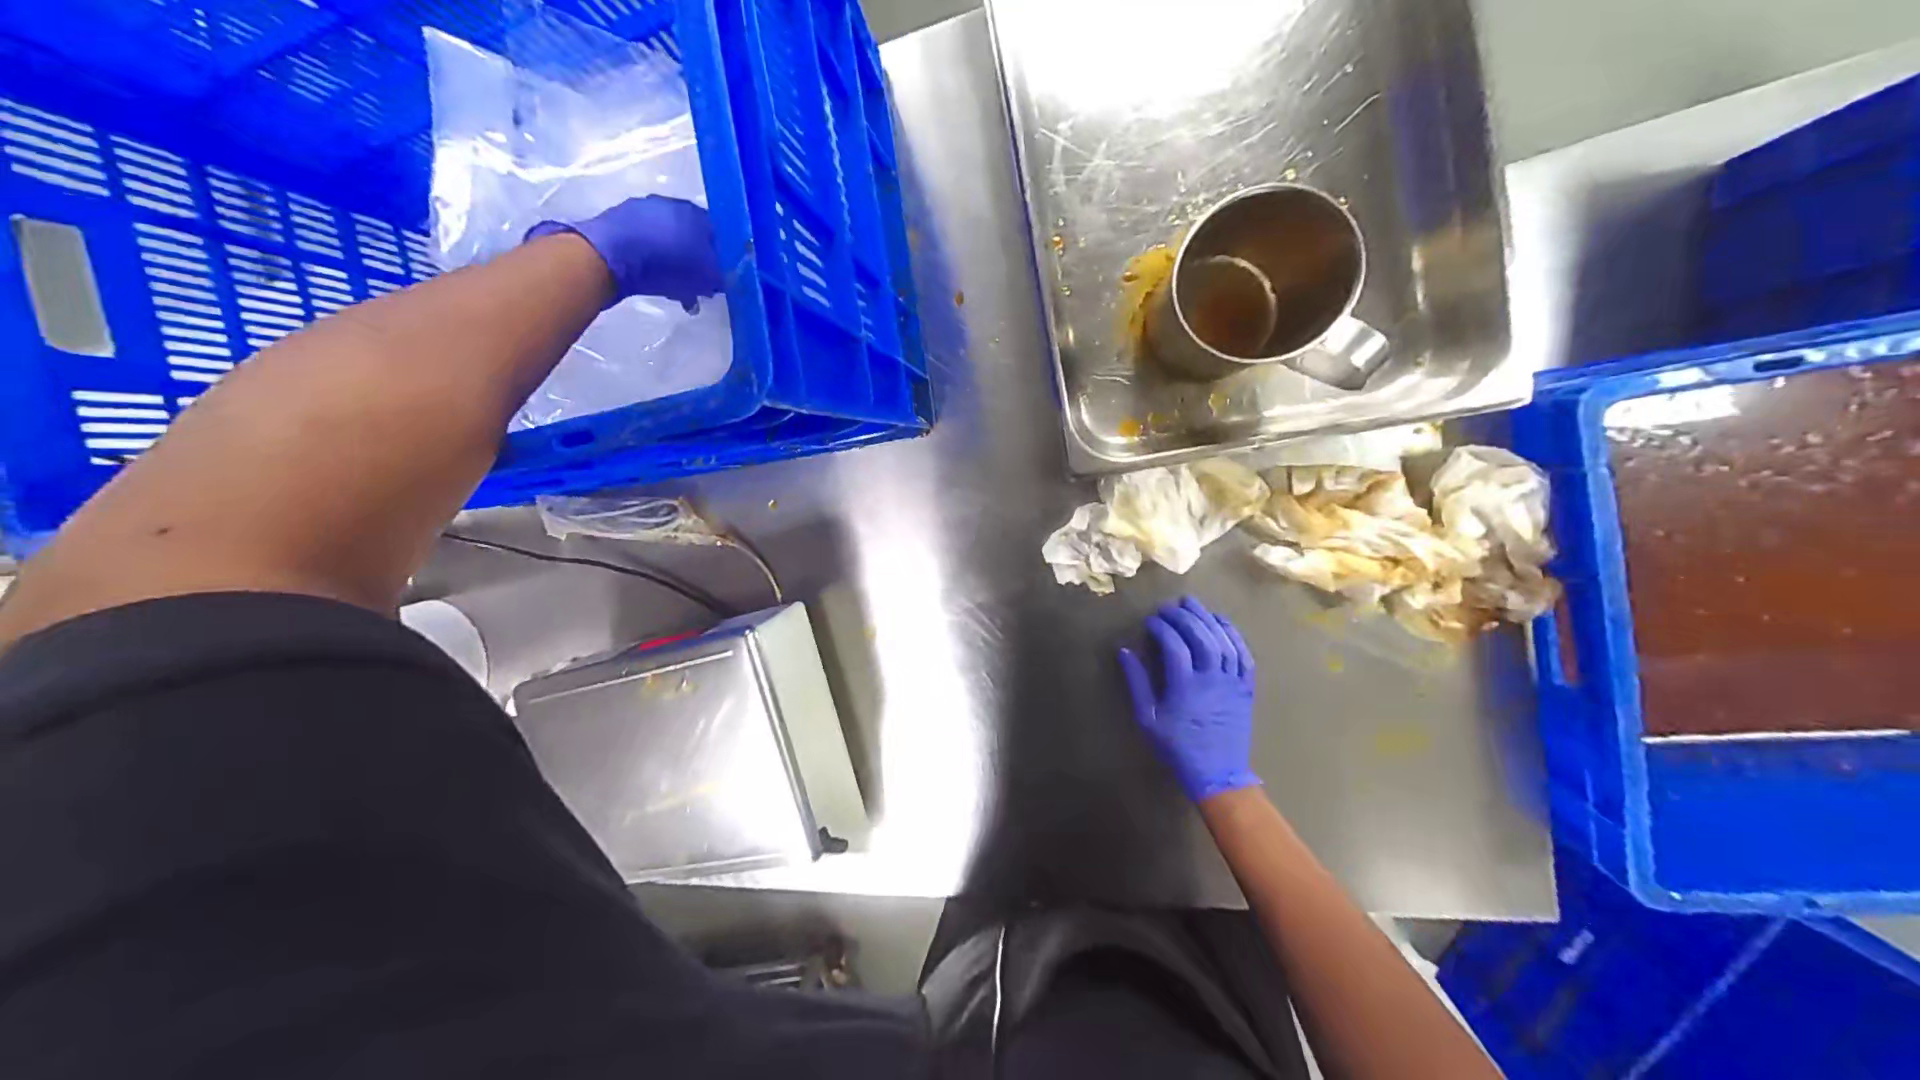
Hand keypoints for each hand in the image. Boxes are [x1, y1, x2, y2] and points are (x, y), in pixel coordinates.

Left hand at [526, 196, 724, 310]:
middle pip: (695, 237)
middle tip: (703, 286)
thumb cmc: (667, 263)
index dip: (727, 257)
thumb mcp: (708, 274)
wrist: (607, 257)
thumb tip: (736, 276)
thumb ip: (727, 274)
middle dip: (701, 262)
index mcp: (695, 211)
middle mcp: (670, 205)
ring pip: (672, 242)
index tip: (726, 277)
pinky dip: (657, 264)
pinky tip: (658, 282)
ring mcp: (642, 212)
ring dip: (679, 265)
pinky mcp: (619, 225)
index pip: (721, 233)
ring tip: (680, 290)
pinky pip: (649, 247)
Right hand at [1118, 596, 1258, 801]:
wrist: (1216, 772)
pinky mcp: (1246, 687)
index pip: (1174, 645)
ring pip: (1223, 641)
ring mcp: (1232, 682)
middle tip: (1170, 607)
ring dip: (1208, 619)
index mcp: (1184, 687)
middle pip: (1201, 637)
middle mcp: (1211, 679)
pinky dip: (1234, 634)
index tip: (1151, 621)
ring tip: (1193, 605)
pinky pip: (1244, 654)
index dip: (1162, 628)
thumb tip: (1125, 651)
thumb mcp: (1147, 718)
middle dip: (1185, 616)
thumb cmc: (1176, 747)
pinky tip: (1222, 622)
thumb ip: (1137, 683)